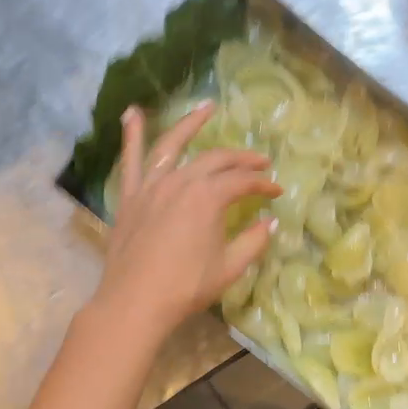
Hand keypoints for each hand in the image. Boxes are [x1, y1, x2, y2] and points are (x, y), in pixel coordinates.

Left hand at [93, 104, 279, 336]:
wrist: (136, 301)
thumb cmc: (187, 287)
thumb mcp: (230, 267)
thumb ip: (253, 241)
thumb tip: (271, 222)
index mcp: (209, 198)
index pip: (243, 182)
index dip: (264, 184)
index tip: (277, 192)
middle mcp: (181, 181)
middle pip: (216, 159)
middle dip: (241, 158)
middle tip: (259, 160)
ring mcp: (152, 185)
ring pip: (174, 145)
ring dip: (192, 123)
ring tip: (207, 107)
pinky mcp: (131, 195)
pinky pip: (130, 159)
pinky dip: (132, 133)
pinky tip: (132, 112)